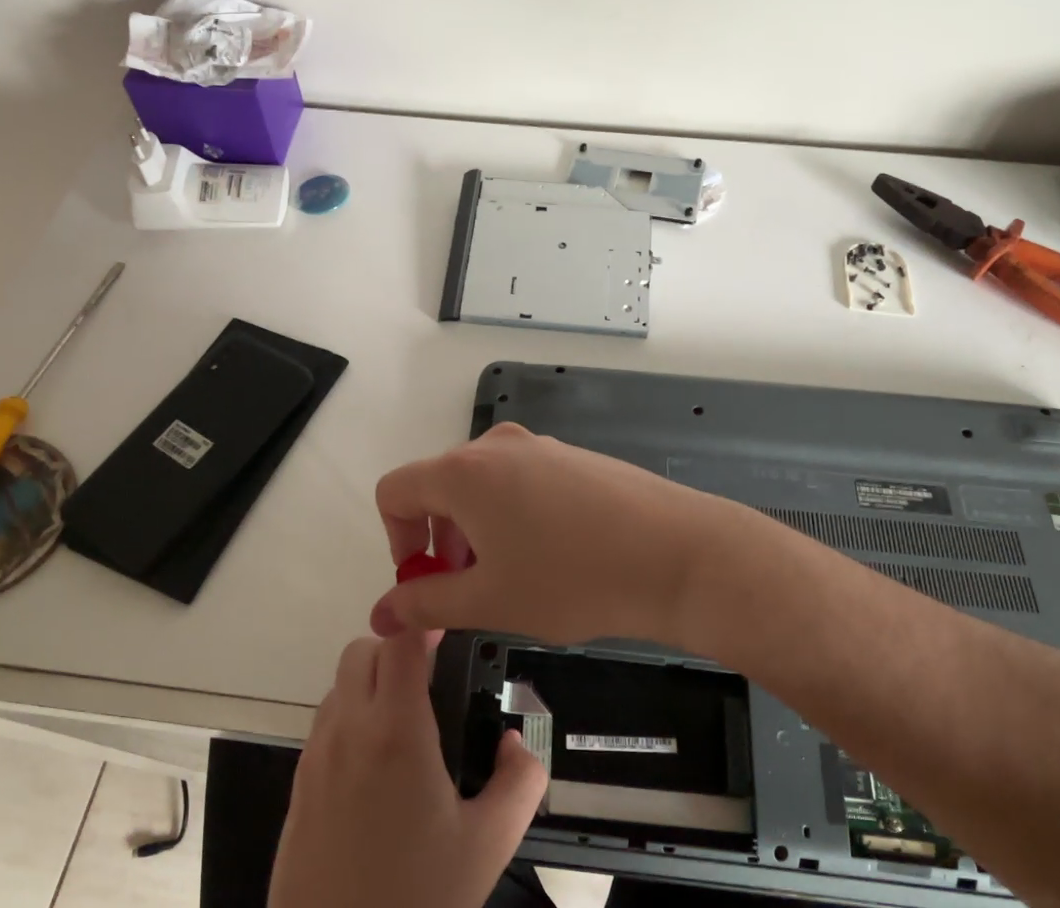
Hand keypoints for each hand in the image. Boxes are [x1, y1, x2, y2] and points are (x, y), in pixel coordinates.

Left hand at [268, 633, 547, 907]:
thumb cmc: (417, 896)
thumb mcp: (489, 843)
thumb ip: (520, 781)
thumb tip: (517, 744)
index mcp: (395, 732)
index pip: (401, 642)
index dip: (425, 624)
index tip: (448, 631)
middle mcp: (347, 731)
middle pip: (362, 652)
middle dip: (397, 651)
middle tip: (433, 681)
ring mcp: (314, 759)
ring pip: (339, 687)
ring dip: (371, 685)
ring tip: (409, 727)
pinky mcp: (297, 788)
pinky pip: (324, 727)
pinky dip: (350, 720)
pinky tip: (379, 769)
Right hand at [369, 422, 757, 647]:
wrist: (679, 554)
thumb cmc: (573, 580)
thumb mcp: (489, 600)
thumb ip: (424, 604)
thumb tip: (380, 614)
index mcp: (463, 472)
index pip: (394, 491)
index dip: (396, 540)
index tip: (426, 583)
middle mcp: (496, 446)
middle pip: (438, 487)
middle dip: (438, 541)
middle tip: (470, 590)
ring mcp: (540, 447)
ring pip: (482, 488)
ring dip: (477, 532)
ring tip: (514, 579)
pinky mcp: (574, 458)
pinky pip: (521, 483)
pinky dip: (514, 518)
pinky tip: (554, 558)